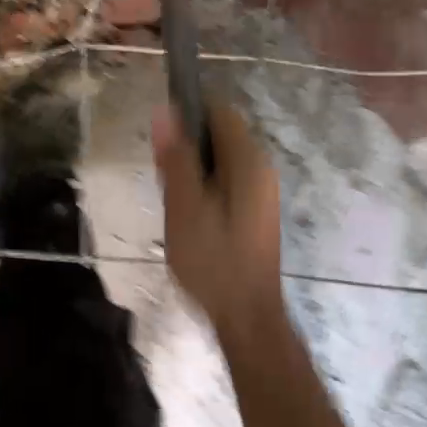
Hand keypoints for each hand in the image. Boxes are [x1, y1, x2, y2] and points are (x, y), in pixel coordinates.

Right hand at [152, 97, 285, 342]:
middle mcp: (262, 167)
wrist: (247, 317)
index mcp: (248, 160)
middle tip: (165, 179)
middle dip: (188, 145)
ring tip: (175, 201)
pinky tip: (191, 216)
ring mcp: (263, 190)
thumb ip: (175, 158)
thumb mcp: (184, 207)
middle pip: (220, 132)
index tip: (162, 139)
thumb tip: (165, 110)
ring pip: (222, 157)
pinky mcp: (258, 209)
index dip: (187, 112)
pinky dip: (207, 185)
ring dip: (195, 168)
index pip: (218, 109)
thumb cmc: (212, 261)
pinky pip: (229, 179)